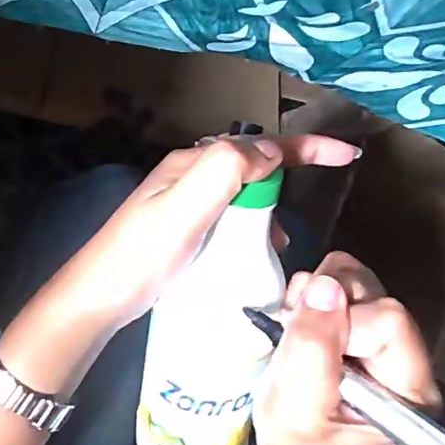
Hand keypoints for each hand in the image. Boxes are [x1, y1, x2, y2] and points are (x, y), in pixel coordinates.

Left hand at [27, 135, 358, 339]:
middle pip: (250, 170)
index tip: (346, 154)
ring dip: (267, 217)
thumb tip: (269, 151)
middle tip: (294, 229)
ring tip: (278, 250)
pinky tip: (251, 260)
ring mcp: (181, 207)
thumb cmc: (139, 256)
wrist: (98, 298)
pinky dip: (249, 236)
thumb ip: (224, 171)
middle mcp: (186, 179)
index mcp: (189, 166)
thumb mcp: (183, 208)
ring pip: (241, 200)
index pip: (255, 146)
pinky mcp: (181, 234)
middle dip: (283, 188)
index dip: (304, 147)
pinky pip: (228, 224)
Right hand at [254, 252, 439, 444]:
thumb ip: (311, 347)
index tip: (306, 352)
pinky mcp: (361, 323)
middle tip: (293, 335)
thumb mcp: (295, 410)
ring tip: (294, 332)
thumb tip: (324, 285)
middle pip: (370, 290)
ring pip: (352, 278)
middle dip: (320, 302)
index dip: (339, 323)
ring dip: (311, 296)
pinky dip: (307, 295)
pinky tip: (297, 324)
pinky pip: (336, 282)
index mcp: (408, 386)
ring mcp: (384, 337)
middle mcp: (407, 355)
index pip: (385, 320)